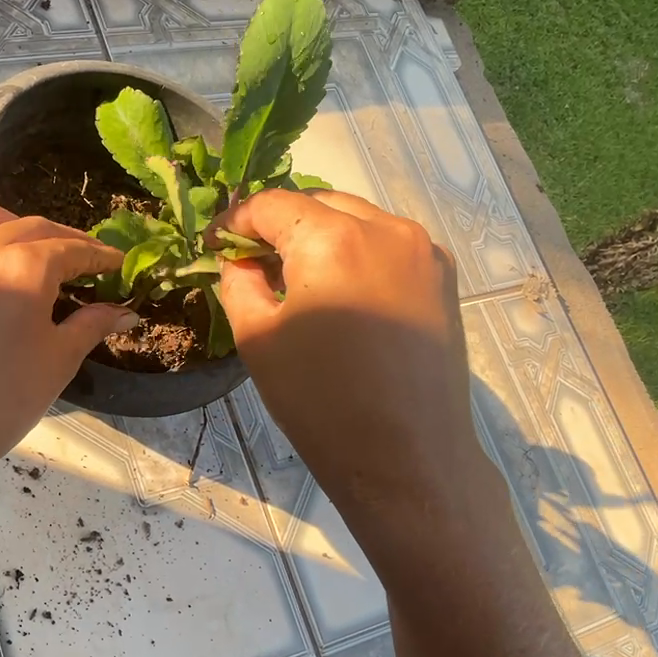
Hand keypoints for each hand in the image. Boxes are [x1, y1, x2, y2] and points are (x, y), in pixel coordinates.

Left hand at [0, 200, 132, 480]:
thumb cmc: (6, 397)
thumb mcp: (59, 358)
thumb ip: (92, 323)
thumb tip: (126, 311)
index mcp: (23, 266)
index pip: (71, 249)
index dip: (99, 256)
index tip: (120, 265)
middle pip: (35, 229)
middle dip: (68, 241)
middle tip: (92, 263)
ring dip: (20, 227)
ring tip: (40, 251)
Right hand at [215, 190, 486, 539]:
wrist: (407, 454)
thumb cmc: (319, 399)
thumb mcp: (256, 338)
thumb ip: (238, 282)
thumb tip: (240, 259)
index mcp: (331, 239)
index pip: (271, 204)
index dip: (235, 220)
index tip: (215, 245)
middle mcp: (384, 228)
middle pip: (318, 202)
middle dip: (279, 224)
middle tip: (252, 261)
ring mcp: (422, 250)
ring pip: (357, 218)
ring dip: (320, 235)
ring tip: (296, 278)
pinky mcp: (442, 276)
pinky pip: (387, 243)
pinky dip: (356, 252)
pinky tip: (341, 292)